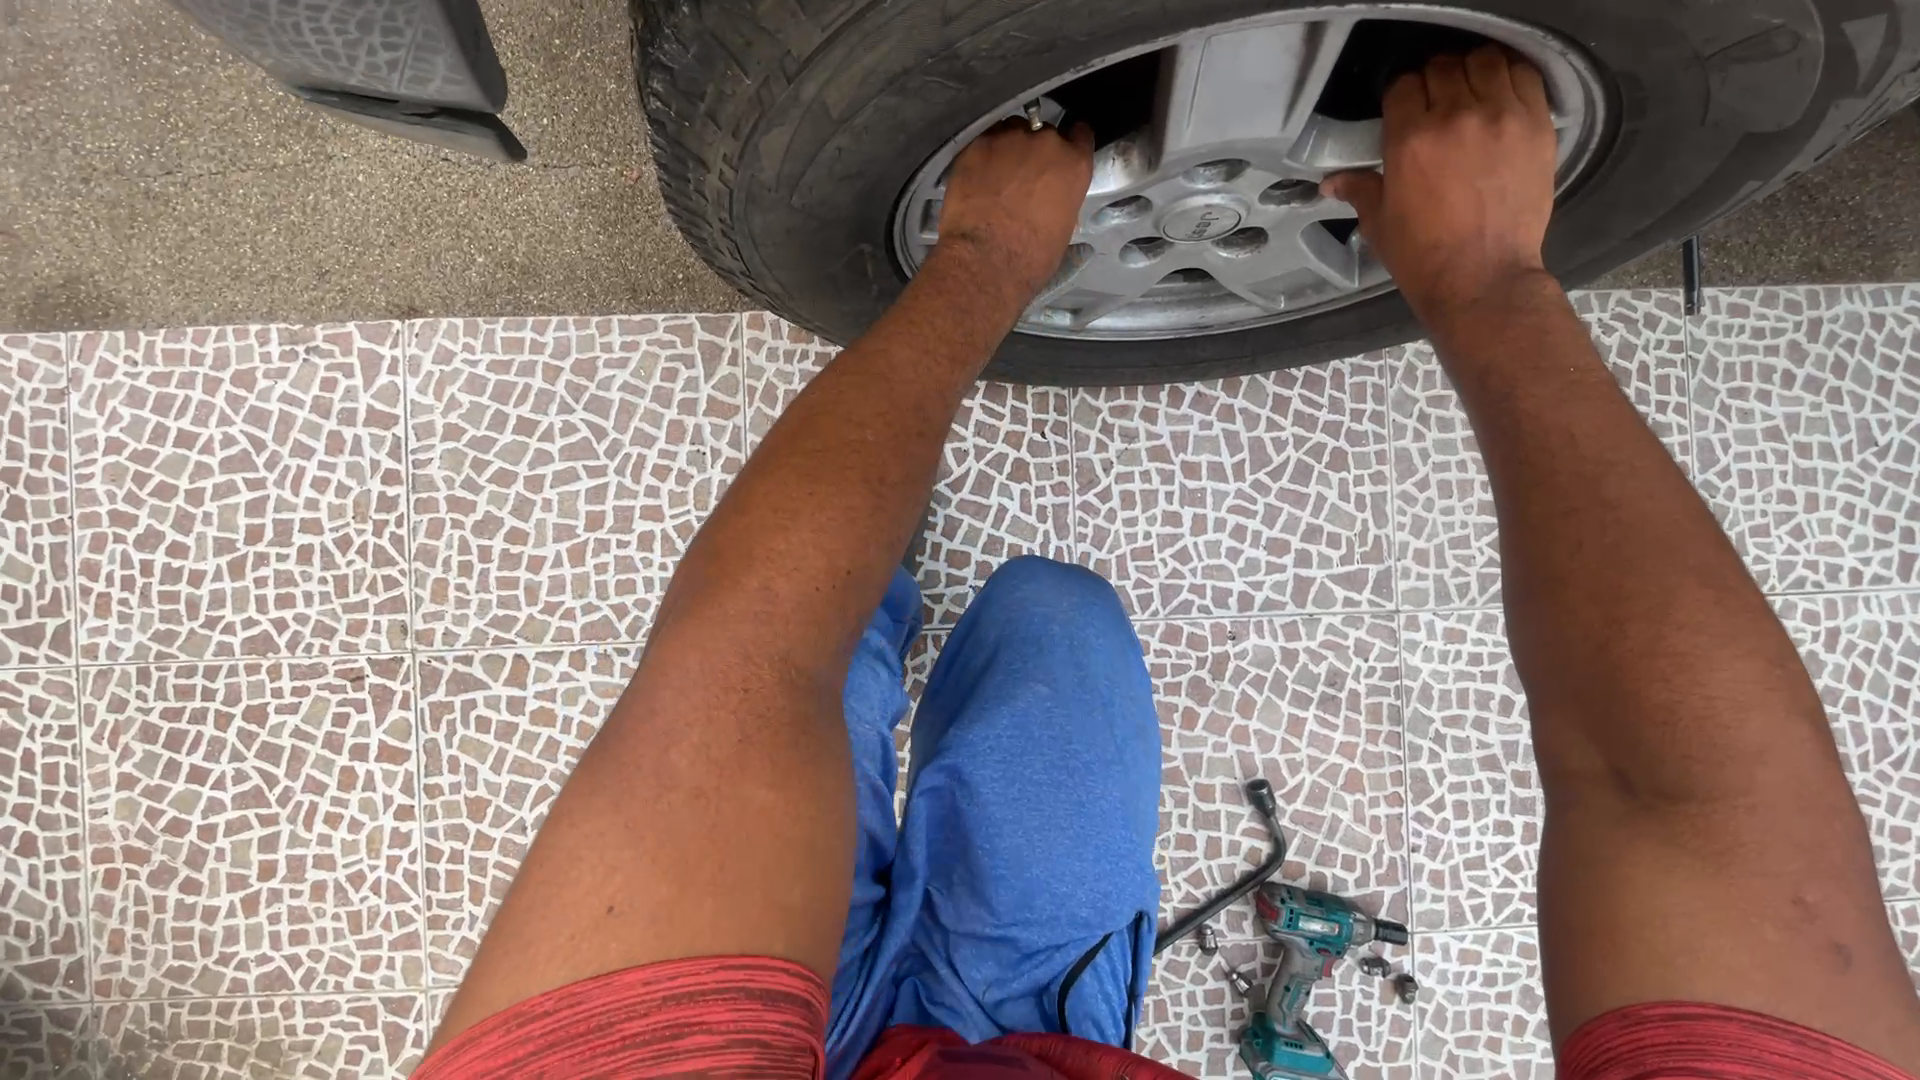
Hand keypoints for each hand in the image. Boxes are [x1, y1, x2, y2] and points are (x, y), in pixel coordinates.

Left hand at [934, 120, 1095, 298]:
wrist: (985, 260)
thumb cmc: (1030, 258)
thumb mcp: (1062, 231)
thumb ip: (1061, 202)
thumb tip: (1052, 203)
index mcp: (1074, 165)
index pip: (1081, 134)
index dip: (1071, 144)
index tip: (1061, 156)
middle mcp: (1046, 142)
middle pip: (1043, 134)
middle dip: (1035, 152)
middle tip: (1023, 178)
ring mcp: (1010, 139)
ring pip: (1012, 132)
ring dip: (1008, 149)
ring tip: (997, 176)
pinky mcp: (977, 145)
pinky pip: (985, 142)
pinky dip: (983, 156)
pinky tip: (977, 178)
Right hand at [1321, 46, 1557, 321]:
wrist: (1481, 277)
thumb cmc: (1422, 256)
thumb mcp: (1379, 223)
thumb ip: (1359, 189)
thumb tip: (1331, 181)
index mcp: (1409, 141)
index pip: (1402, 87)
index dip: (1399, 96)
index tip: (1401, 110)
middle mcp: (1456, 117)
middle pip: (1443, 68)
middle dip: (1433, 81)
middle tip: (1433, 103)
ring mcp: (1502, 116)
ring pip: (1485, 61)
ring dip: (1472, 71)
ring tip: (1468, 93)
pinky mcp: (1537, 124)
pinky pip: (1525, 75)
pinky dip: (1509, 76)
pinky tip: (1499, 96)